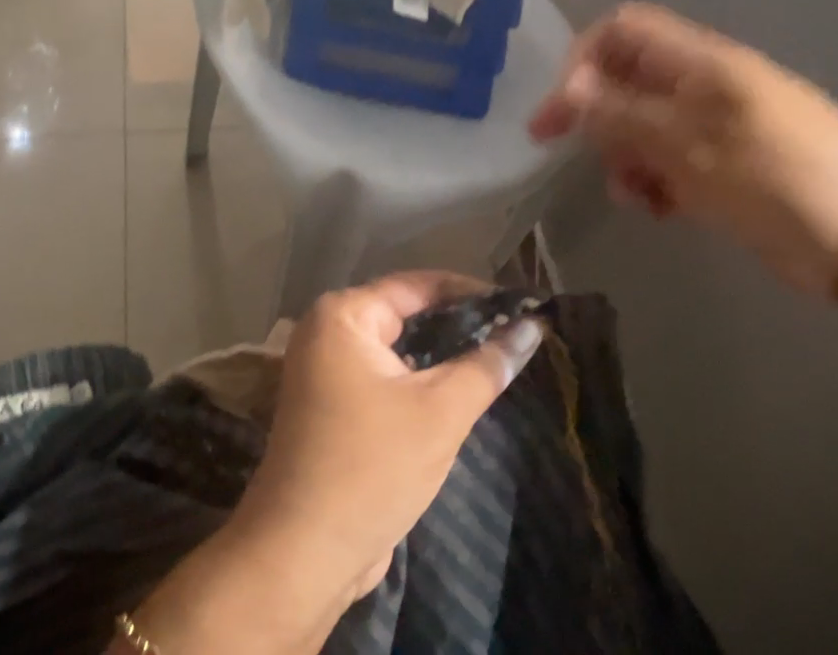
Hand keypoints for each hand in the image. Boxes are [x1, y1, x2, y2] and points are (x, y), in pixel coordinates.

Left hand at [235, 272, 542, 596]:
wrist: (304, 552)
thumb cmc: (372, 467)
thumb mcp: (442, 411)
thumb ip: (488, 364)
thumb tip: (532, 327)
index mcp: (343, 316)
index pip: (420, 285)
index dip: (474, 293)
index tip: (523, 305)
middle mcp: (327, 333)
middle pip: (407, 314)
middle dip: (462, 326)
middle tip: (519, 335)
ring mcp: (325, 372)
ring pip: (399, 350)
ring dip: (444, 357)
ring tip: (501, 361)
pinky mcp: (332, 408)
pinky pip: (386, 378)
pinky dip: (421, 382)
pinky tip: (462, 392)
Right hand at [529, 3, 837, 295]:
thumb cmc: (781, 181)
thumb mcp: (690, 145)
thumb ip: (622, 114)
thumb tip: (566, 87)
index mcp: (702, 63)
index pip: (622, 31)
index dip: (581, 63)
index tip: (556, 117)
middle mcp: (707, 86)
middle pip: (629, 81)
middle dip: (602, 120)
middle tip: (594, 164)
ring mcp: (721, 128)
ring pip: (647, 128)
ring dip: (628, 158)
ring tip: (639, 197)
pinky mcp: (732, 168)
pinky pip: (674, 162)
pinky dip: (659, 182)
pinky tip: (665, 211)